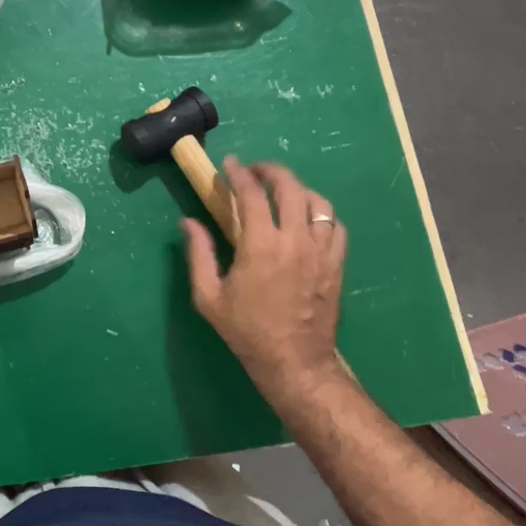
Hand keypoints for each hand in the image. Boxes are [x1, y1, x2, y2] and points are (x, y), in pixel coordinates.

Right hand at [183, 158, 347, 389]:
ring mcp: (321, 251)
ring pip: (318, 202)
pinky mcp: (337, 264)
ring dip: (298, 189)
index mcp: (260, 246)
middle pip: (290, 187)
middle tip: (255, 171)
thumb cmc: (246, 330)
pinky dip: (321, 213)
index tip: (230, 164)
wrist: (294, 362)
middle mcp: (295, 240)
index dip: (239, 173)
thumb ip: (198, 254)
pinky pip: (335, 225)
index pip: (251, 194)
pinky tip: (307, 218)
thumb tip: (188, 222)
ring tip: (282, 191)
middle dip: (271, 171)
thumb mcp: (209, 296)